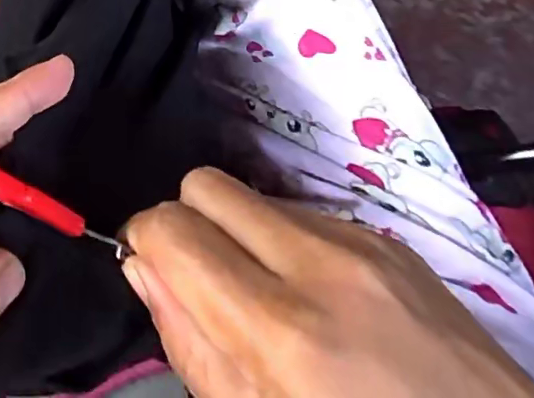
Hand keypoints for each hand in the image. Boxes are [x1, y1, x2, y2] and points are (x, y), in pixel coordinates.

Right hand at [122, 168, 533, 397]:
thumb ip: (193, 349)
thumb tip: (145, 267)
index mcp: (284, 333)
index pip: (174, 228)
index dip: (146, 242)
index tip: (151, 270)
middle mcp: (321, 264)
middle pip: (207, 184)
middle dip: (187, 221)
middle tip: (201, 281)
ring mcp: (362, 241)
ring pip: (254, 193)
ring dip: (239, 233)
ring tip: (265, 300)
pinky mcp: (388, 237)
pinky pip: (304, 211)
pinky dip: (285, 242)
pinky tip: (314, 299)